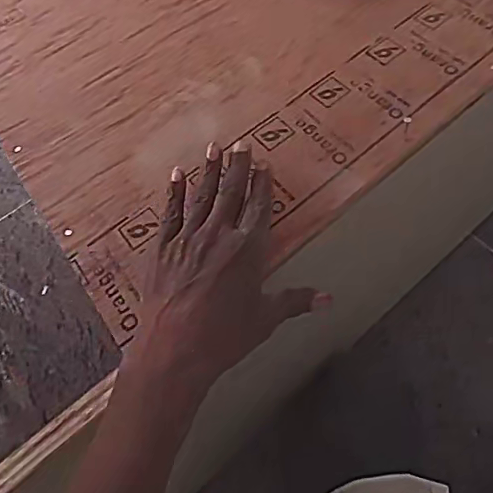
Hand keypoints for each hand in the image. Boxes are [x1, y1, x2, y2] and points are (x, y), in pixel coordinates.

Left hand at [122, 141, 327, 407]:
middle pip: (231, 193)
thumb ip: (296, 301)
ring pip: (203, 196)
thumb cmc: (224, 337)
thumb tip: (329, 299)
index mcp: (248, 250)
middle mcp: (220, 236)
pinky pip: (171, 213)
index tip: (264, 163)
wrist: (174, 348)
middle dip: (238, 167)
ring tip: (214, 147)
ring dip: (210, 171)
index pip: (259, 206)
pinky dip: (174, 192)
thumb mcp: (265, 318)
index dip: (262, 183)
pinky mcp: (163, 247)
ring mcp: (189, 239)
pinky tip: (177, 175)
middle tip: (241, 143)